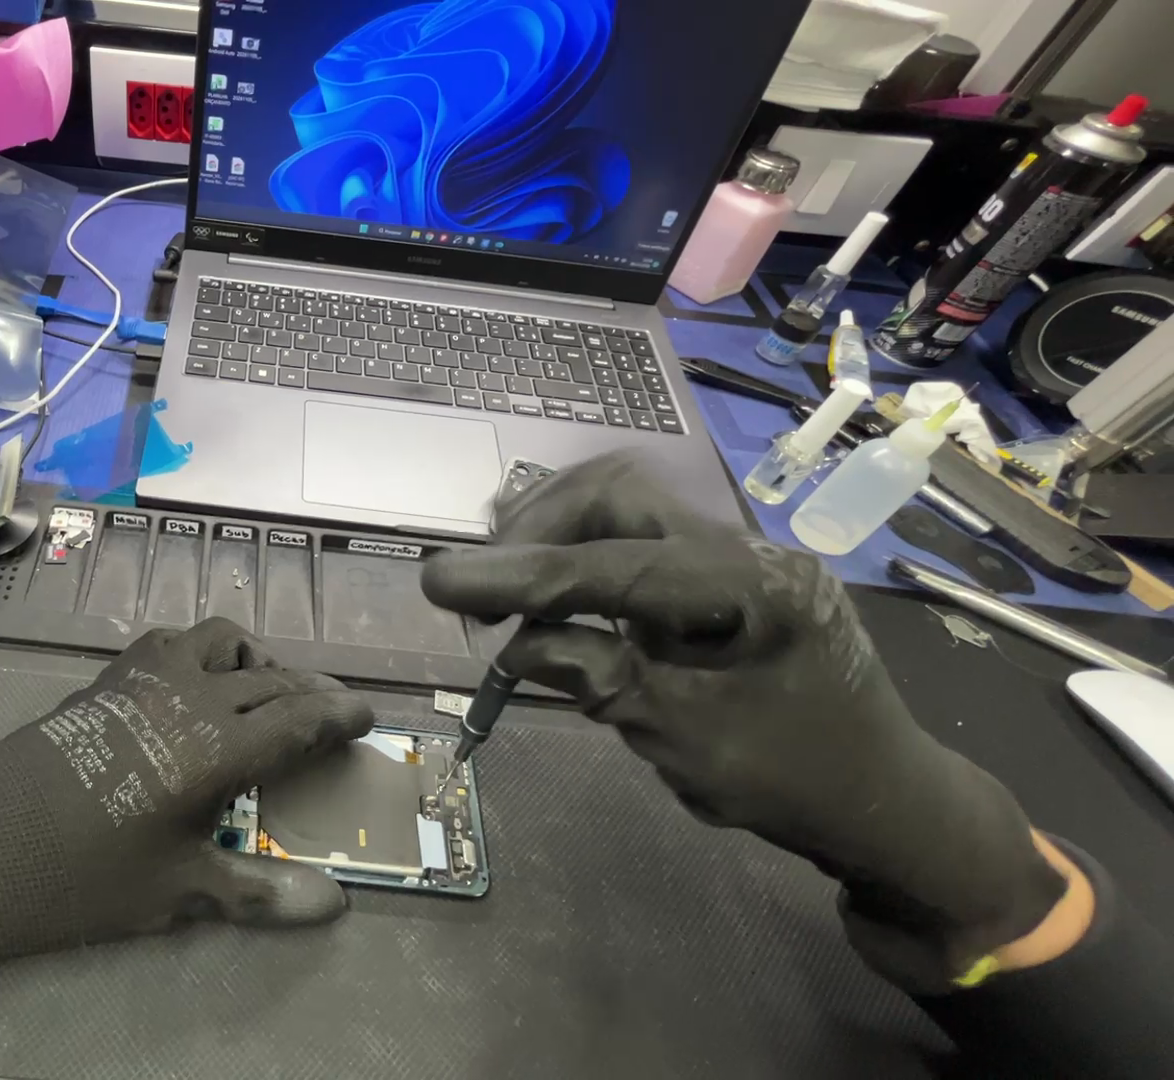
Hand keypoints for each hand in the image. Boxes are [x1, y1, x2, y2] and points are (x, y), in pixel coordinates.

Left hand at [0, 617, 374, 972]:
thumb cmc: (82, 878)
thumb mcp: (175, 892)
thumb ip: (259, 891)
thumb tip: (335, 905)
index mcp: (214, 749)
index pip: (298, 719)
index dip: (339, 714)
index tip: (366, 713)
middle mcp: (188, 696)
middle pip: (270, 676)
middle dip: (310, 688)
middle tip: (330, 707)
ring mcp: (145, 676)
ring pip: (219, 638)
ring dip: (253, 657)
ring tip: (261, 691)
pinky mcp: (110, 675)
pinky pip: (172, 641)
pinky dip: (202, 651)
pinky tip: (193, 686)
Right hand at [420, 452, 1066, 991]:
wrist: (883, 798)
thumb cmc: (795, 781)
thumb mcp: (686, 741)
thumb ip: (597, 678)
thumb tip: (514, 644)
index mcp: (752, 587)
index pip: (609, 567)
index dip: (514, 576)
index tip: (436, 583)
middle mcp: (739, 547)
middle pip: (614, 492)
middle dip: (534, 527)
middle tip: (483, 583)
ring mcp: (725, 552)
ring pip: (616, 501)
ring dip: (547, 530)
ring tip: (504, 582)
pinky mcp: (707, 570)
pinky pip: (626, 533)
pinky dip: (571, 549)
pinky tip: (545, 586)